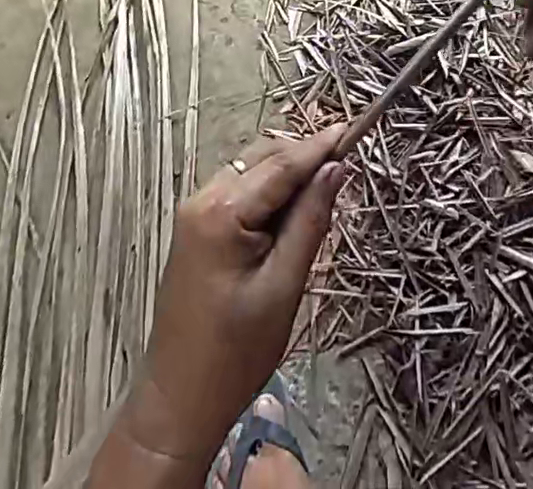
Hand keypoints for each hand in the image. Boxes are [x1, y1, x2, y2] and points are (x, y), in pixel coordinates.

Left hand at [116, 127, 347, 464]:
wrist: (178, 403)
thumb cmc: (235, 353)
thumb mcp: (284, 285)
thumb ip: (311, 220)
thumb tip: (337, 169)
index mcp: (221, 213)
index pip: (282, 165)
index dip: (321, 146)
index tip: (354, 127)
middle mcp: (202, 200)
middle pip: (264, 158)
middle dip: (305, 155)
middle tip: (347, 160)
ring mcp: (195, 212)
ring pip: (253, 171)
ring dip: (289, 172)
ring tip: (326, 187)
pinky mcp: (197, 228)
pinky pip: (242, 191)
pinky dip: (271, 191)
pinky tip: (294, 209)